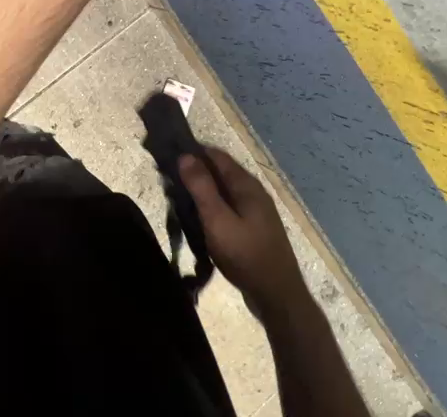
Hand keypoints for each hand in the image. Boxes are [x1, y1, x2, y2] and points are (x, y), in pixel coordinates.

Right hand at [178, 147, 307, 311]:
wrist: (278, 295)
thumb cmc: (245, 255)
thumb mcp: (218, 220)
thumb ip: (202, 188)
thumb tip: (185, 156)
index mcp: (247, 185)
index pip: (217, 155)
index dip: (193, 151)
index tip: (168, 155)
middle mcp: (254, 192)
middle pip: (221, 172)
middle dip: (197, 171)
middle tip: (169, 180)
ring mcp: (257, 211)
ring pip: (225, 191)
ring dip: (204, 190)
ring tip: (179, 198)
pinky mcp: (255, 229)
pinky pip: (229, 207)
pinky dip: (213, 206)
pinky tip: (200, 219)